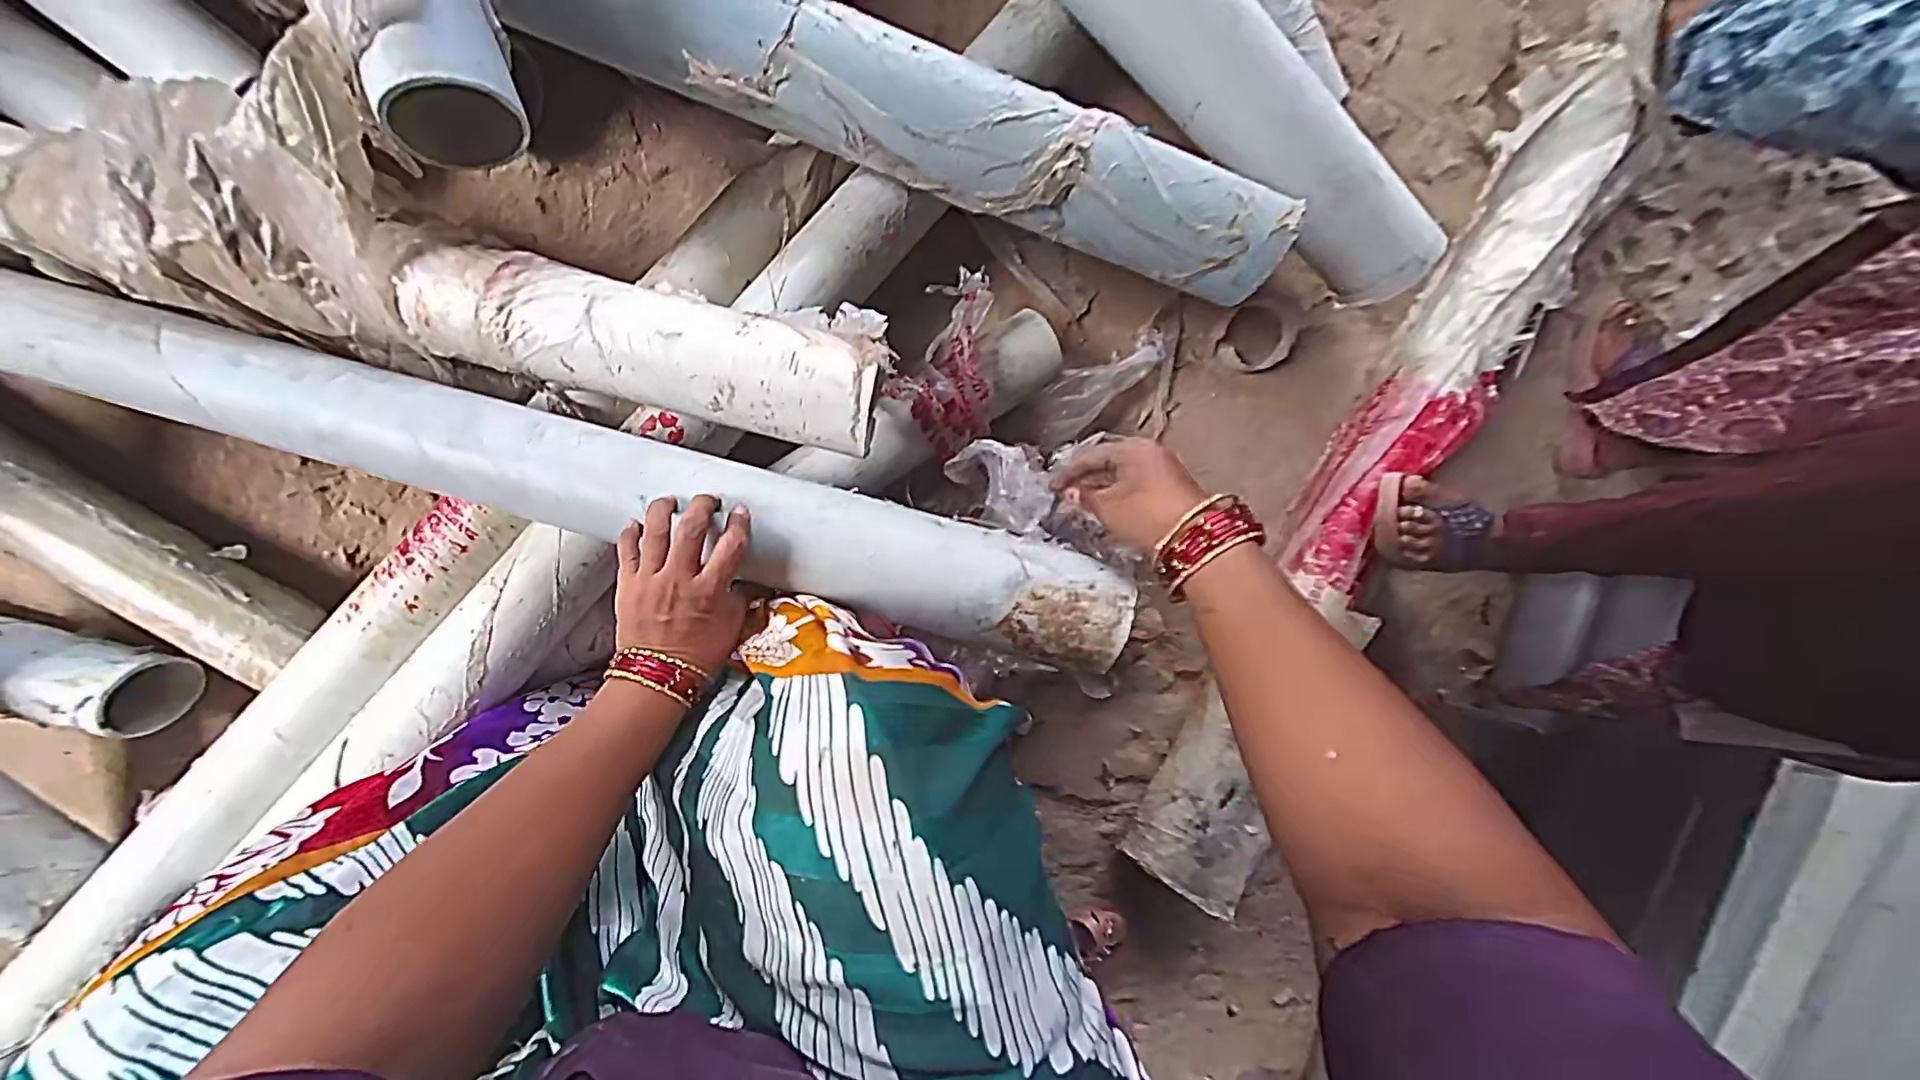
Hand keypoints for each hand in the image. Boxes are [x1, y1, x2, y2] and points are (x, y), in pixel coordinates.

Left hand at [614, 495, 751, 673]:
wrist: (657, 676)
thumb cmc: (696, 656)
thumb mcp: (731, 626)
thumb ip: (740, 598)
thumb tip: (750, 582)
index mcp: (709, 591)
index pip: (730, 546)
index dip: (738, 524)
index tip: (740, 513)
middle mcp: (679, 580)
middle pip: (691, 528)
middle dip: (701, 506)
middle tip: (708, 500)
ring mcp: (650, 580)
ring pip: (655, 531)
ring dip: (664, 509)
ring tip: (670, 501)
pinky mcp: (627, 585)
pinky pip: (627, 550)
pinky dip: (631, 532)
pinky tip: (636, 523)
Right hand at [1054, 438, 1207, 551]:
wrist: (1193, 538)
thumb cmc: (1145, 516)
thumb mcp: (1108, 508)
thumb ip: (1085, 497)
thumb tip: (1070, 492)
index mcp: (1133, 448)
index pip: (1093, 455)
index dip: (1070, 472)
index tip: (1054, 486)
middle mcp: (1150, 451)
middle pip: (1110, 461)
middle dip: (1087, 477)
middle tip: (1067, 492)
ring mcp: (1164, 467)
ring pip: (1124, 472)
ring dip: (1103, 485)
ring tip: (1085, 501)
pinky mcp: (1172, 485)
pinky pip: (1137, 481)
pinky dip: (1120, 491)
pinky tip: (1108, 504)